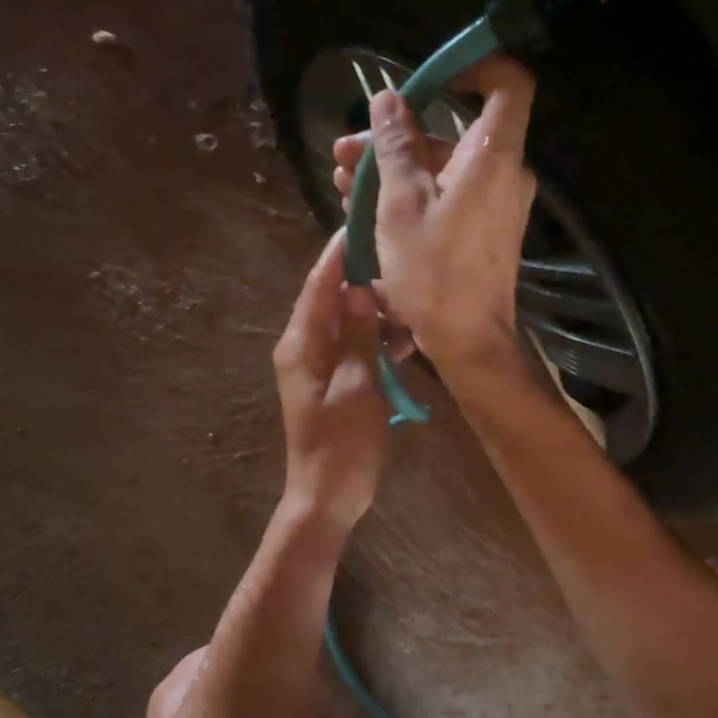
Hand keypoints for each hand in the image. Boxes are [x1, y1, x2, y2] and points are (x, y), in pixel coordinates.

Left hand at [273, 230, 402, 529]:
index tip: (366, 221)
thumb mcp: (358, 386)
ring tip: (415, 303)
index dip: (342, 253)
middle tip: (406, 266)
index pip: (320, 283)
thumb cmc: (342, 443)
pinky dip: (377, 343)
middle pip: (334, 300)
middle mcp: (306, 347)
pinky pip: (356, 350)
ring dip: (379, 316)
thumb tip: (362, 287)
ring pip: (349, 325)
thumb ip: (360, 335)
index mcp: (303, 343)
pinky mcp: (335, 384)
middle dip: (368, 283)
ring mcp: (320, 367)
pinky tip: (407, 341)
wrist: (328, 496)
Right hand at [331, 56, 537, 366]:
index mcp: (492, 158)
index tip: (430, 78)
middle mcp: (504, 174)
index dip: (474, 66)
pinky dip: (413, 196)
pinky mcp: (486, 230)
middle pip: (455, 133)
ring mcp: (497, 205)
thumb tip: (388, 99)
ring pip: (445, 168)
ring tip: (342, 185)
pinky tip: (366, 210)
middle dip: (396, 137)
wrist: (468, 343)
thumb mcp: (400, 207)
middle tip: (345, 153)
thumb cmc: (433, 275)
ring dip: (394, 170)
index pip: (506, 84)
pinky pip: (450, 196)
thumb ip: (395, 147)